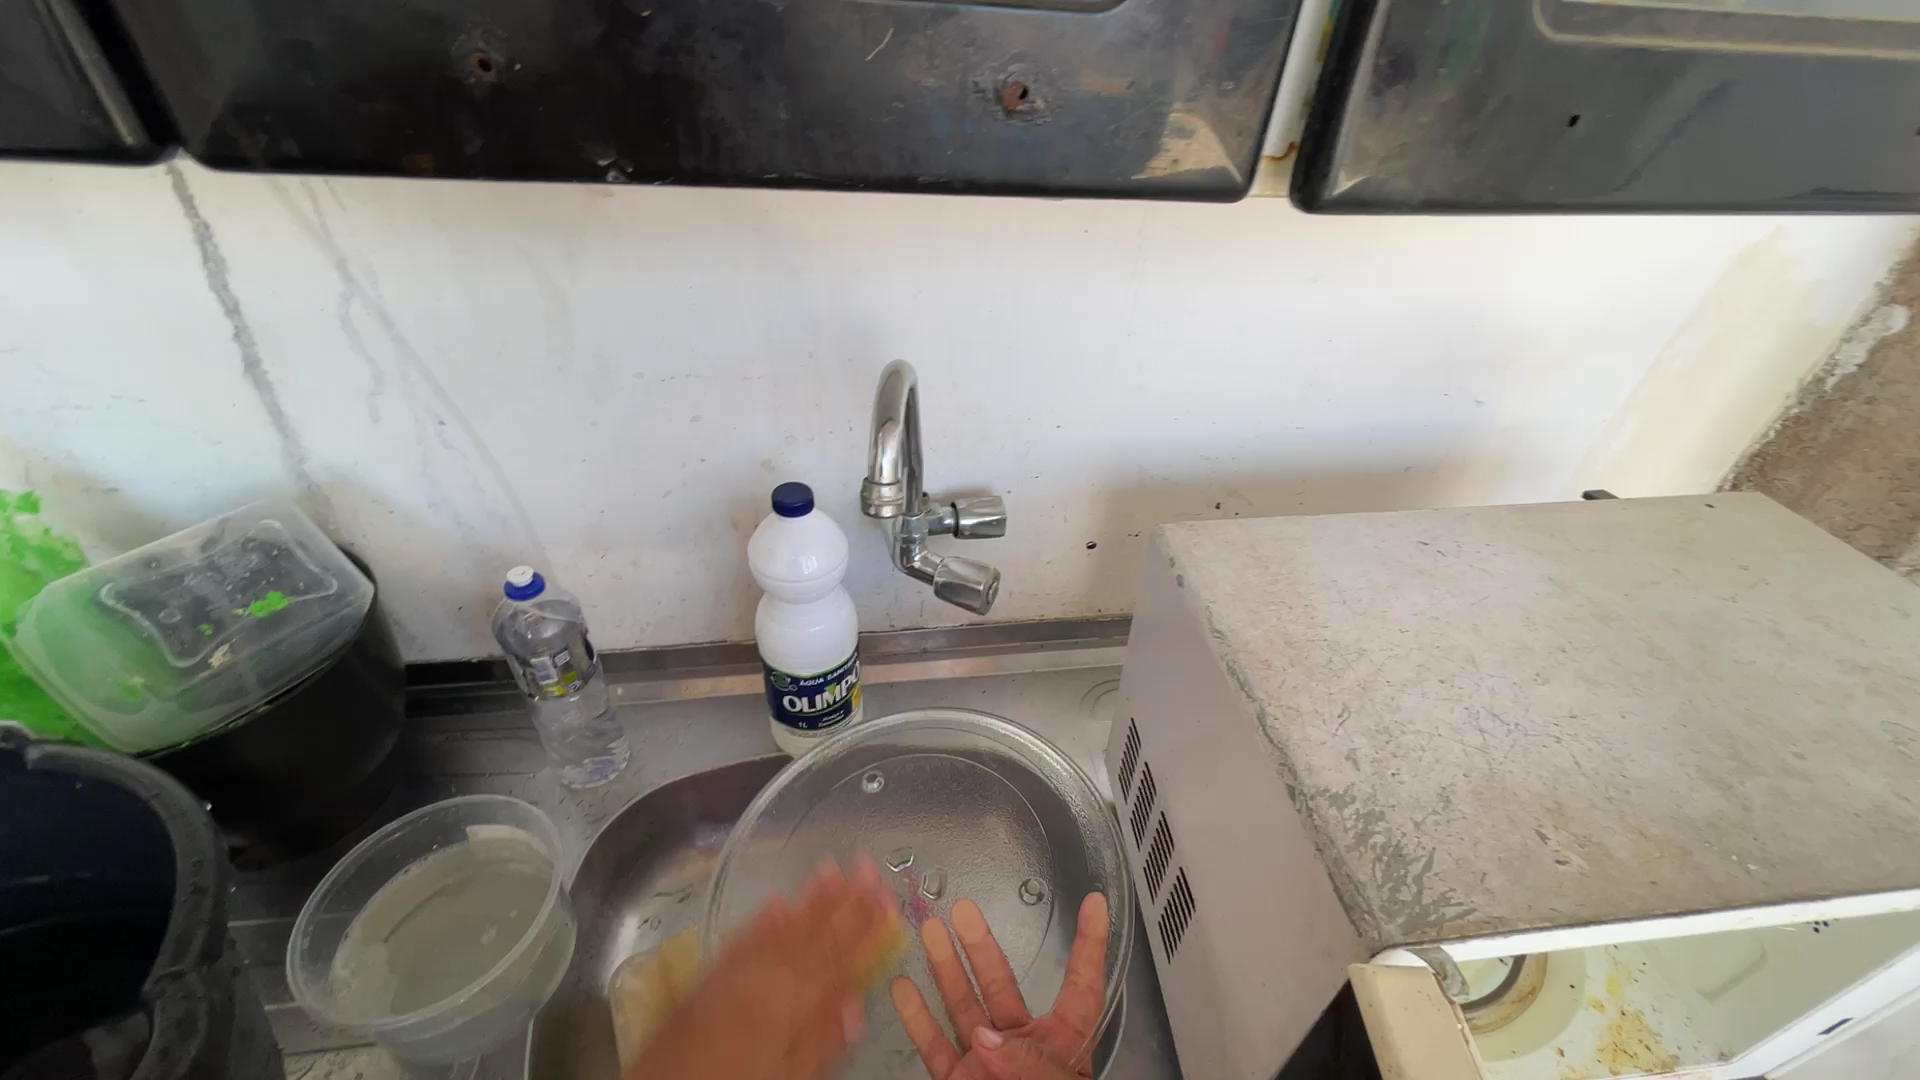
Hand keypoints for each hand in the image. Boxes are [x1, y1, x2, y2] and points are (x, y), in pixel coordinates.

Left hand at [625, 855, 901, 1079]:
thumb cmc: (737, 1078)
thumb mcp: (789, 1072)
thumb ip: (821, 1038)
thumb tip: (856, 1004)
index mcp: (792, 997)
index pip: (840, 953)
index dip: (867, 925)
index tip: (888, 898)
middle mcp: (768, 974)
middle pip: (815, 930)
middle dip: (845, 897)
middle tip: (868, 865)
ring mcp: (738, 968)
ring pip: (782, 924)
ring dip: (809, 896)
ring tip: (832, 866)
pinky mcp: (713, 972)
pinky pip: (744, 936)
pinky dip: (763, 919)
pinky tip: (776, 900)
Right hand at [888, 892, 1108, 1079]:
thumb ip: (1028, 1067)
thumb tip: (986, 1039)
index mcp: (1063, 1047)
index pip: (1081, 986)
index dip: (1090, 945)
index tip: (1096, 906)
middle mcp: (1022, 1050)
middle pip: (1003, 985)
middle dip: (981, 946)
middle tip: (964, 909)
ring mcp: (986, 1067)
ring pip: (963, 1008)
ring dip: (945, 969)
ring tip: (930, 931)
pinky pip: (935, 1048)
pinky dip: (918, 1019)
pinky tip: (904, 990)